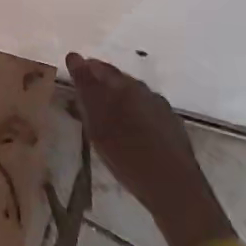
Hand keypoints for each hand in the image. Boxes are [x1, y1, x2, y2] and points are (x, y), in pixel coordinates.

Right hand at [65, 54, 234, 245]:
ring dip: (117, 98)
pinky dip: (132, 113)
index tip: (71, 72)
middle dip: (99, 82)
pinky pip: (145, 110)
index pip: (98, 68)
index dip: (83, 68)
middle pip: (117, 79)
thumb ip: (86, 89)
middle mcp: (144, 90)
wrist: (175, 188)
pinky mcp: (172, 125)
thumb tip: (74, 57)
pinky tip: (128, 130)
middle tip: (83, 94)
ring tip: (104, 114)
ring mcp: (161, 108)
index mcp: (125, 85)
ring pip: (132, 95)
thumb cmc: (128, 155)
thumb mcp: (98, 123)